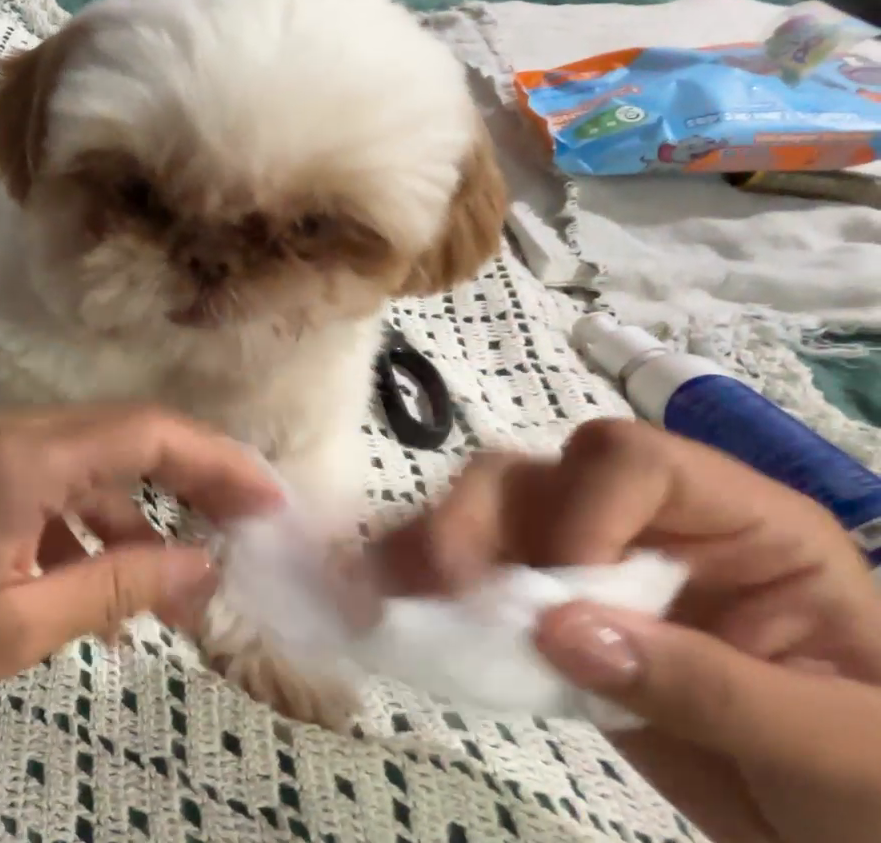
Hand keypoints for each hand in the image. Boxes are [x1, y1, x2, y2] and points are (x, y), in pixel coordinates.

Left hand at [0, 405, 282, 729]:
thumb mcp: (20, 625)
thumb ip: (116, 587)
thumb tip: (203, 565)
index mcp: (20, 459)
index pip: (143, 433)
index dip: (216, 460)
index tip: (271, 501)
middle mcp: (3, 435)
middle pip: (119, 436)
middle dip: (188, 480)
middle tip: (247, 533)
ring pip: (84, 467)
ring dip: (134, 519)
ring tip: (181, 591)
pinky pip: (46, 491)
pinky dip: (85, 532)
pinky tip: (105, 592)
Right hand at [376, 419, 880, 842]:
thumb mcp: (845, 750)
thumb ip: (712, 685)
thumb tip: (554, 629)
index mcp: (742, 528)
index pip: (633, 463)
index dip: (582, 510)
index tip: (562, 599)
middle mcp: (649, 531)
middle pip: (533, 479)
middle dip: (470, 524)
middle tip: (437, 588)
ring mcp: (589, 576)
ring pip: (480, 522)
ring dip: (422, 552)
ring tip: (378, 595)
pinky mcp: (547, 624)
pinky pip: (467, 586)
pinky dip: (418, 594)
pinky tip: (381, 611)